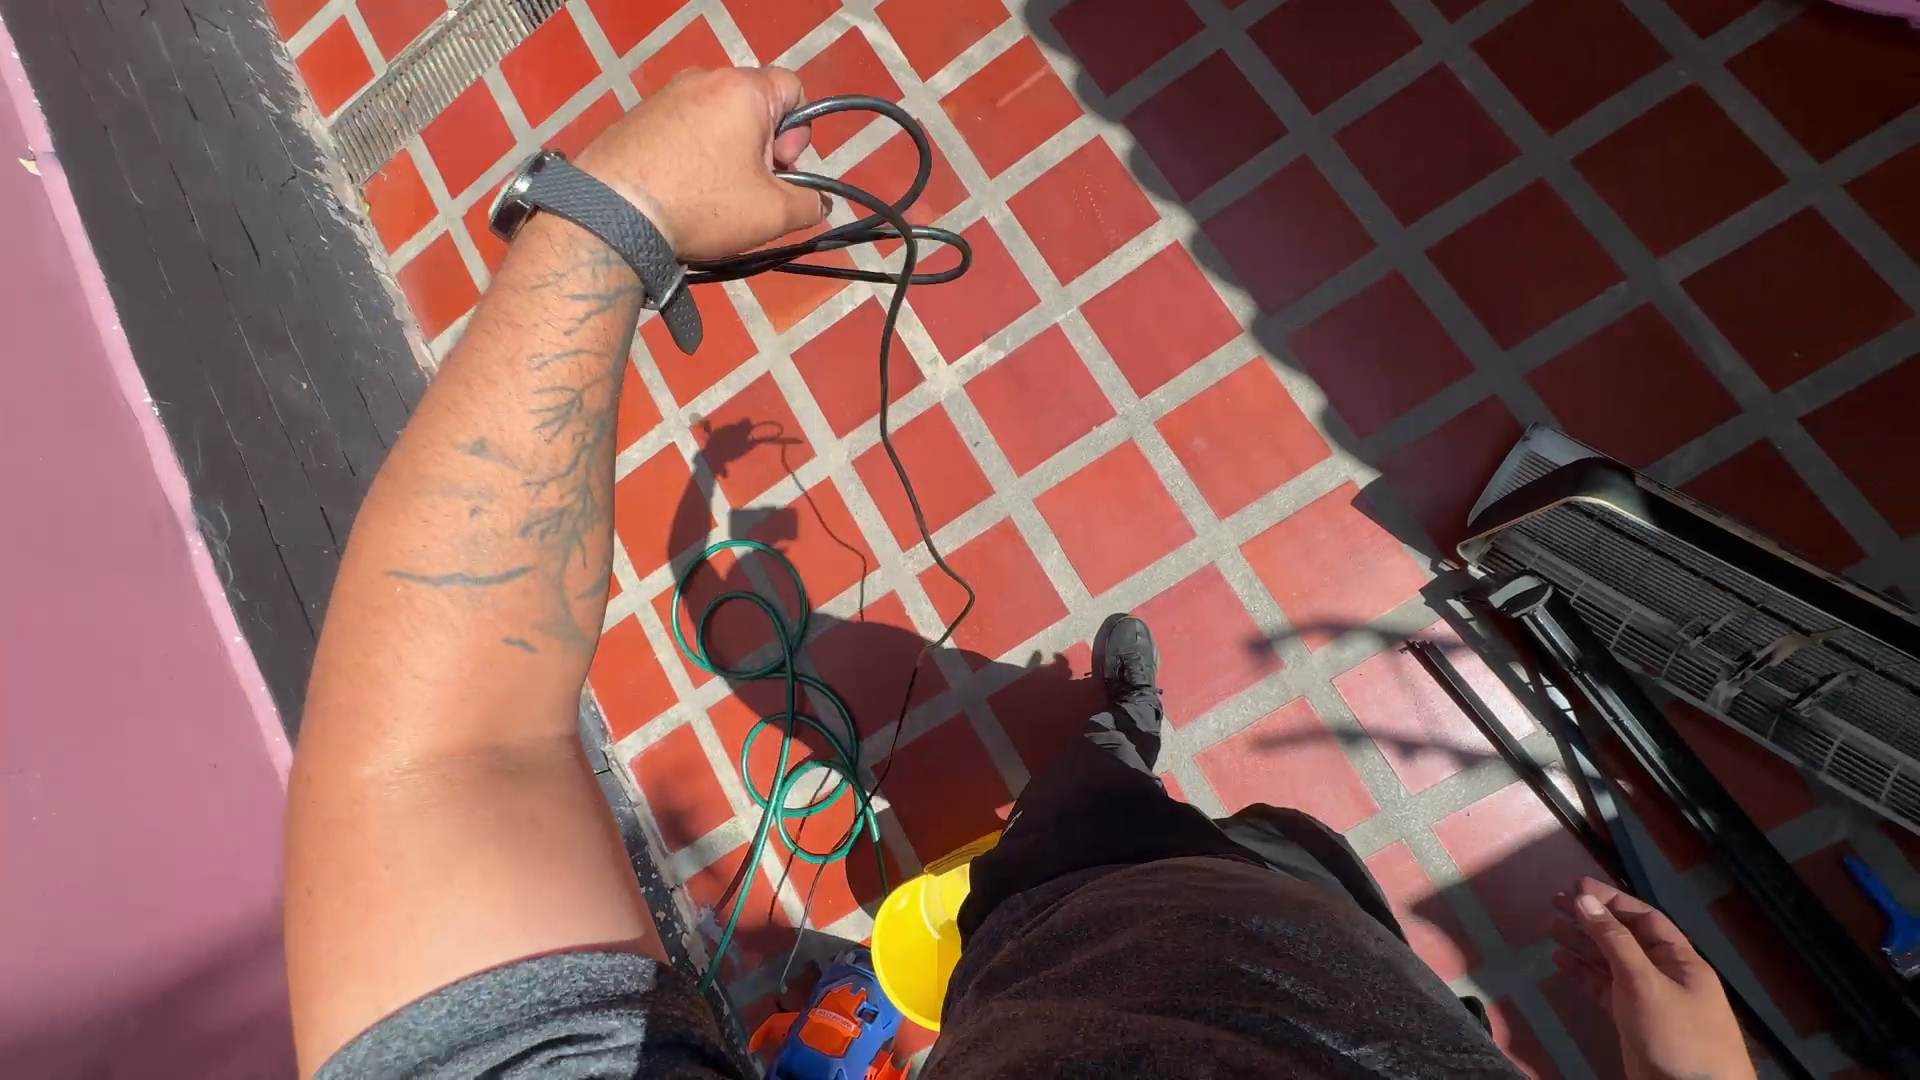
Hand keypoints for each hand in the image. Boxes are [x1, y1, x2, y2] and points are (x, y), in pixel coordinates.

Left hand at [572, 66, 827, 261]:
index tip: (783, 169)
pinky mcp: (641, 116)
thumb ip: (809, 204)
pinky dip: (698, 157)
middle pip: (757, 108)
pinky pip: (688, 130)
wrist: (617, 213)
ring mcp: (668, 94)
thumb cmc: (704, 204)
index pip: (794, 87)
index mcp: (744, 90)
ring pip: (722, 121)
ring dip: (732, 155)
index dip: (800, 132)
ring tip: (717, 198)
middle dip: (766, 148)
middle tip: (753, 191)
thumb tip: (818, 203)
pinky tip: (688, 192)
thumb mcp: (774, 214)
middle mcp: (705, 78)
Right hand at [1551, 878, 1755, 1079]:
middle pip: (1623, 936)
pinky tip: (1559, 960)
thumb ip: (1613, 940)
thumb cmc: (1676, 1034)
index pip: (1645, 919)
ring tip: (1550, 926)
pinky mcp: (1629, 1015)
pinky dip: (1581, 970)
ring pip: (1608, 959)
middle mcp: (1664, 975)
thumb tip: (1583, 898)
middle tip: (1554, 902)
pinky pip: (1601, 984)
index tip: (1574, 886)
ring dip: (1580, 942)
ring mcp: (1646, 996)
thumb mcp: (1643, 982)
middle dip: (1590, 918)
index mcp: (1680, 962)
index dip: (1611, 900)